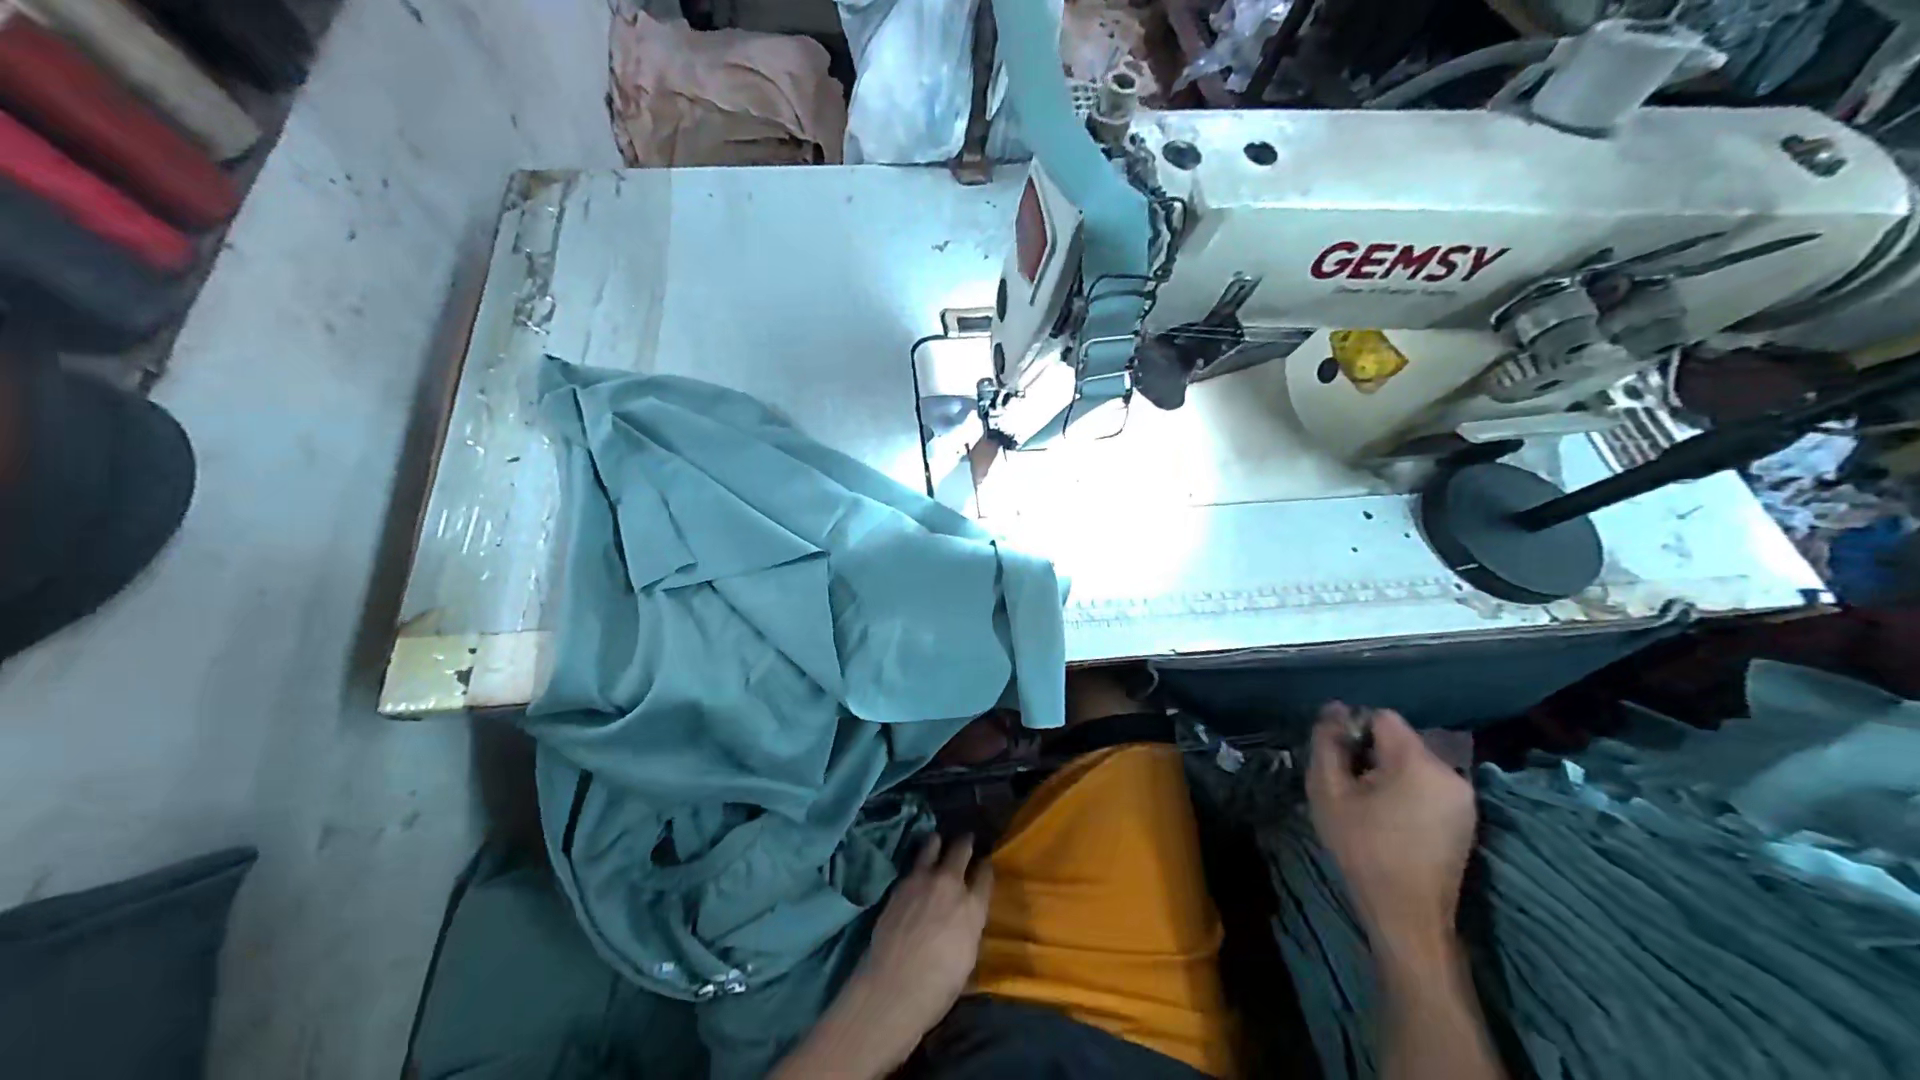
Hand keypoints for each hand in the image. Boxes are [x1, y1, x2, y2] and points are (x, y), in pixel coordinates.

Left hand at [773, 836, 992, 1079]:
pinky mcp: (899, 884)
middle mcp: (951, 885)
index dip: (985, 867)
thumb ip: (969, 928)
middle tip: (966, 839)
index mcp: (973, 907)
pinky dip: (919, 859)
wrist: (893, 987)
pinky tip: (918, 866)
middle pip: (961, 849)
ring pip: (933, 844)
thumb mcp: (967, 958)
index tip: (984, 864)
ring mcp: (923, 880)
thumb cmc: (938, 987)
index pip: (985, 873)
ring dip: (938, 842)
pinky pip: (913, 862)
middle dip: (966, 842)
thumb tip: (966, 919)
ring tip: (938, 842)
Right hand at [1307, 704, 1475, 955]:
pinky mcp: (1468, 818)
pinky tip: (1392, 818)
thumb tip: (1334, 710)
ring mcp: (1464, 797)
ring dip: (1390, 772)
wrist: (1407, 914)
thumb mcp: (1329, 791)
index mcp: (1418, 762)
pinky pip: (1431, 784)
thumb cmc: (1362, 849)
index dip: (1355, 730)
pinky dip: (1408, 789)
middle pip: (1401, 739)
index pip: (1383, 717)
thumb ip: (1328, 743)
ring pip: (1416, 762)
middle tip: (1351, 785)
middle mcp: (1450, 772)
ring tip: (1369, 803)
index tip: (1340, 761)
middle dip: (1372, 753)